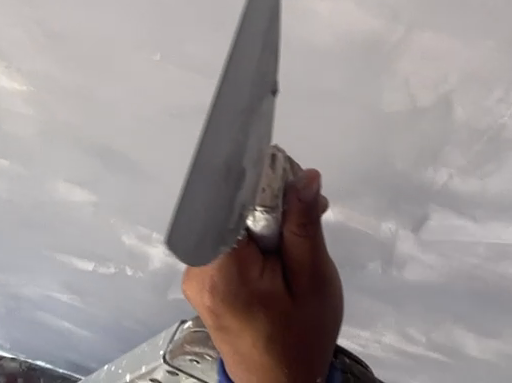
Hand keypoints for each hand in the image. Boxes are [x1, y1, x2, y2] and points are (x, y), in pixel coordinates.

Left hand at [181, 169, 343, 382]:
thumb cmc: (300, 336)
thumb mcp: (313, 278)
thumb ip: (303, 225)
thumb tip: (305, 175)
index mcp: (221, 270)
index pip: (230, 200)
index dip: (263, 181)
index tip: (296, 180)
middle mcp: (198, 268)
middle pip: (232, 208)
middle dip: (273, 199)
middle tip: (312, 207)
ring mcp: (200, 274)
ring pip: (235, 219)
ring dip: (270, 216)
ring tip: (304, 230)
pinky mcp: (208, 279)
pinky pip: (233, 237)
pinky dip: (260, 233)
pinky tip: (287, 245)